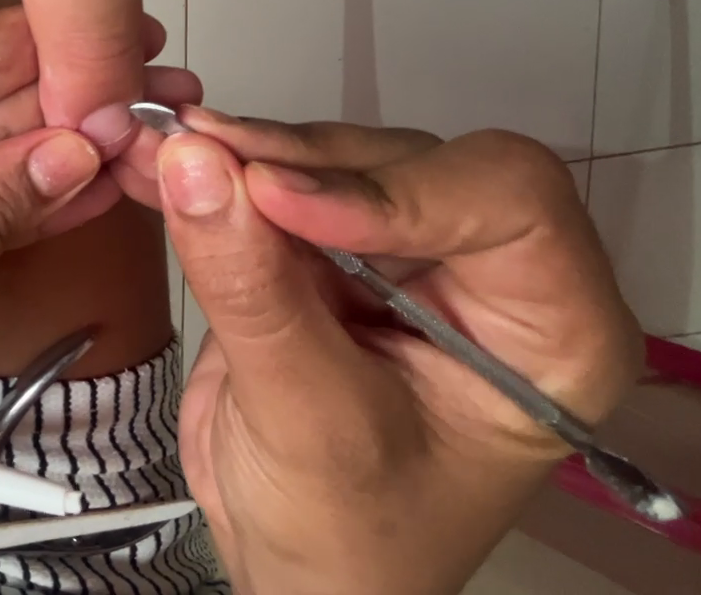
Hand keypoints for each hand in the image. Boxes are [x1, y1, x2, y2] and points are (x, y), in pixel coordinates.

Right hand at [156, 111, 641, 594]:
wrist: (291, 558)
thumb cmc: (345, 527)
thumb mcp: (305, 416)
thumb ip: (251, 289)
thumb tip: (189, 162)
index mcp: (544, 323)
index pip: (500, 200)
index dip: (387, 185)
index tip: (271, 196)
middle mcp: (476, 269)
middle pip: (397, 163)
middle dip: (288, 158)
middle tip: (188, 150)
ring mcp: (392, 252)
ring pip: (320, 159)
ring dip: (234, 151)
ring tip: (156, 146)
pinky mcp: (317, 249)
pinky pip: (264, 185)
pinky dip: (207, 170)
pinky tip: (155, 161)